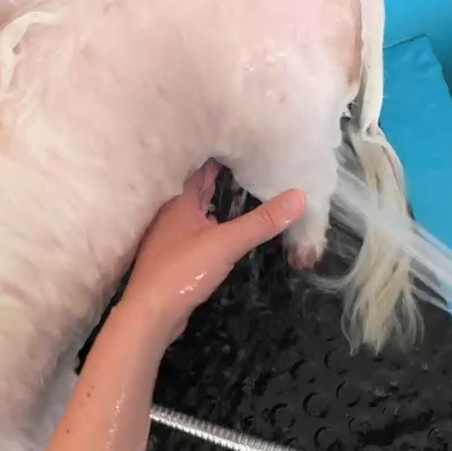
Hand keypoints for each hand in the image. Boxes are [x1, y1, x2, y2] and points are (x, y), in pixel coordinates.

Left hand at [116, 162, 304, 344]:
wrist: (151, 314)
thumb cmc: (182, 270)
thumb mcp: (227, 243)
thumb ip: (262, 221)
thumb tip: (300, 196)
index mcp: (178, 199)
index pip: (199, 165)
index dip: (218, 149)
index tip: (241, 136)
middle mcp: (170, 211)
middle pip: (195, 184)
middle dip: (217, 172)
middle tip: (245, 157)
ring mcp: (169, 234)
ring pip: (193, 207)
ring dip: (211, 197)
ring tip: (236, 184)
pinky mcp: (172, 255)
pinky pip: (193, 228)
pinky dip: (207, 221)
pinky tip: (219, 225)